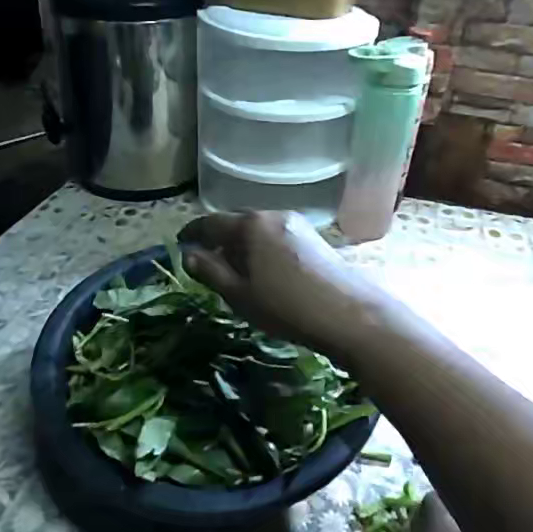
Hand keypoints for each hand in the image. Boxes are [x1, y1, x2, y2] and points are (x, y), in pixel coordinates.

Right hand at [179, 211, 393, 360]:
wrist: (351, 316)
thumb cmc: (286, 307)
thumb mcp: (239, 294)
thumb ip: (210, 271)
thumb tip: (189, 254)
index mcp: (249, 225)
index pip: (210, 222)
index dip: (192, 233)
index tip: (181, 243)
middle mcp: (272, 215)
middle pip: (235, 222)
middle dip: (218, 239)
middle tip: (206, 261)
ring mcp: (296, 224)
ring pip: (257, 230)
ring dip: (241, 245)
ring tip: (235, 271)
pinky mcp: (313, 238)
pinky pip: (275, 236)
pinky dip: (261, 248)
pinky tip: (263, 272)